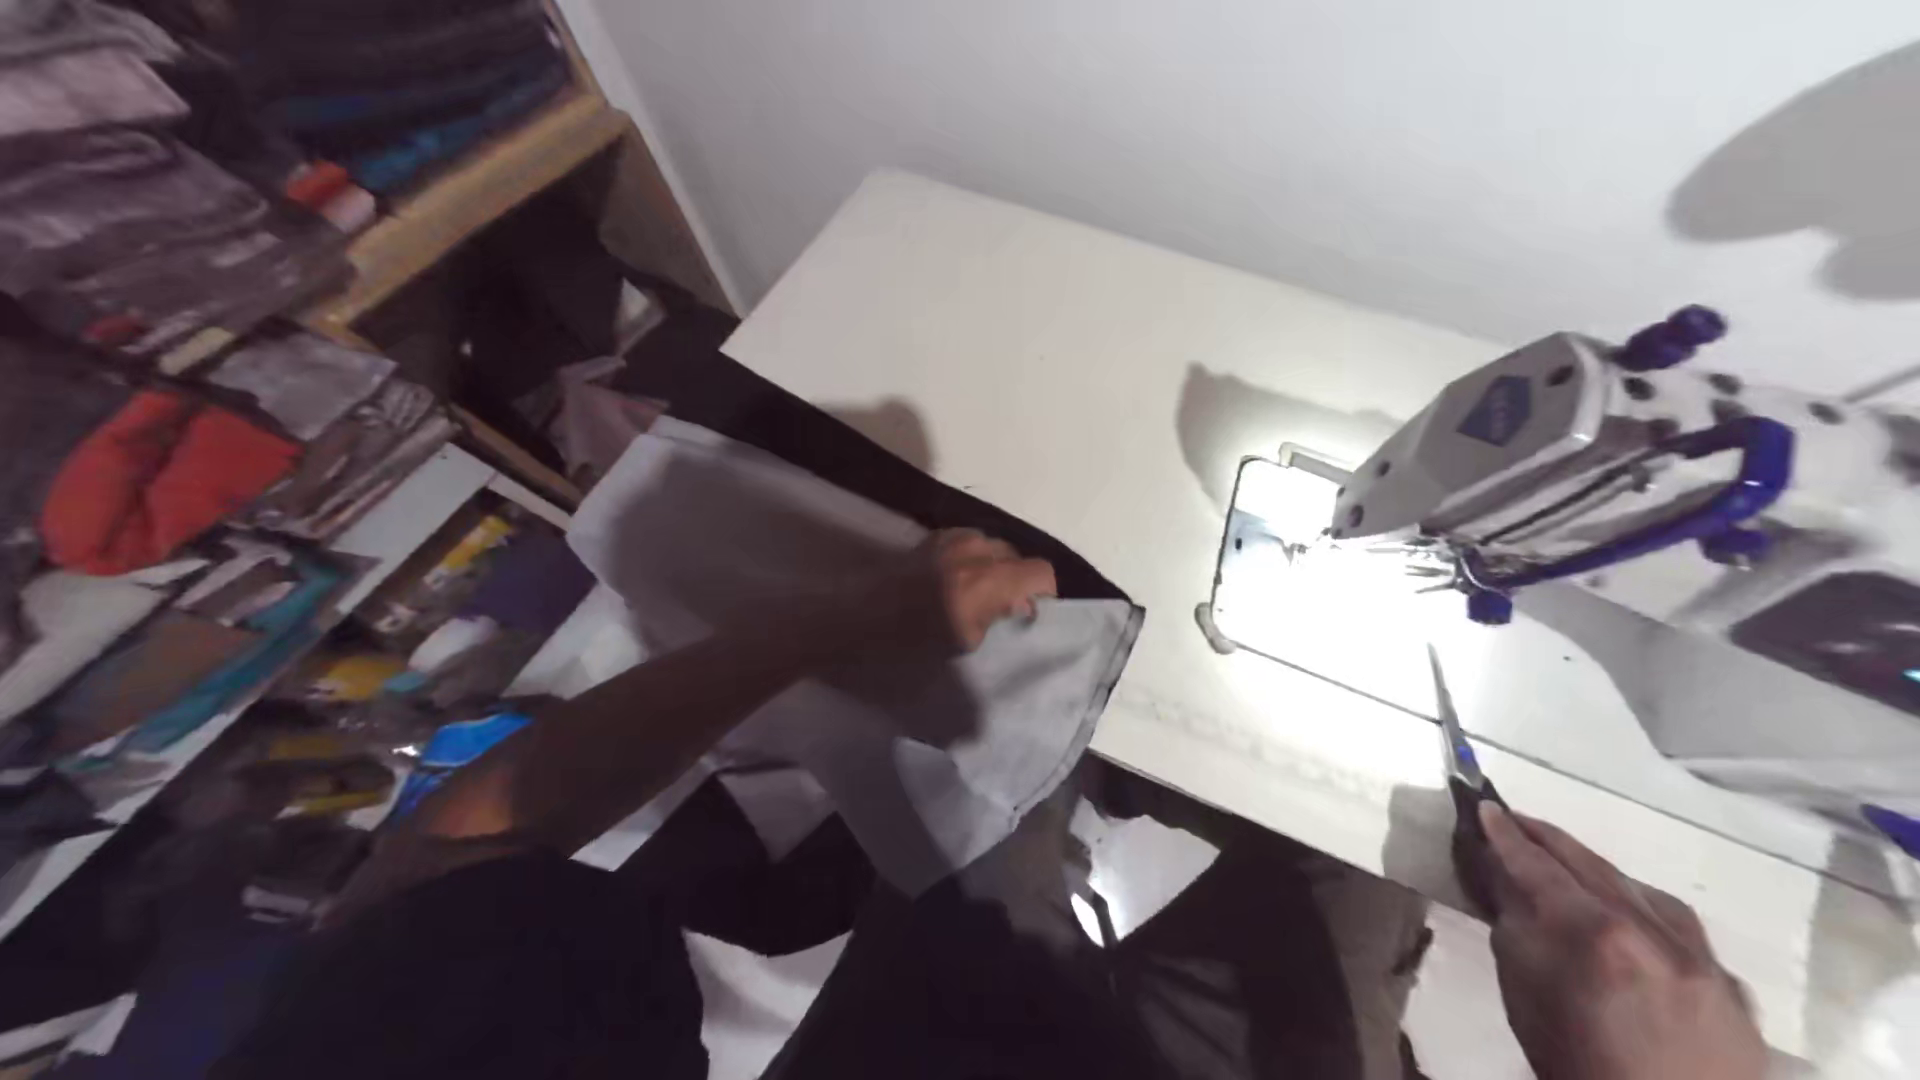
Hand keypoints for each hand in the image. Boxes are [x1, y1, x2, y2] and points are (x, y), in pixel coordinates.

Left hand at [873, 529, 1057, 650]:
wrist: (858, 619)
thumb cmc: (912, 642)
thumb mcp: (965, 641)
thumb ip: (1000, 618)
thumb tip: (1017, 606)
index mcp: (988, 580)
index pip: (1040, 571)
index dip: (1044, 592)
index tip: (1032, 611)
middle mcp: (976, 551)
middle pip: (1017, 556)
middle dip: (1016, 579)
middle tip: (1001, 607)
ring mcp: (953, 539)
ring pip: (992, 546)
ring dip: (992, 566)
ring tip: (974, 591)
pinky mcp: (934, 536)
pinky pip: (968, 541)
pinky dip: (971, 556)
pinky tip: (953, 577)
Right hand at [1479, 803, 1767, 1079]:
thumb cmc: (1567, 1051)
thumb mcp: (1519, 977)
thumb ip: (1513, 914)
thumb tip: (1504, 869)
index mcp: (1593, 932)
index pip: (1537, 864)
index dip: (1507, 834)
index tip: (1487, 806)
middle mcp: (1653, 933)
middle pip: (1590, 865)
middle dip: (1547, 838)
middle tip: (1515, 819)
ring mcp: (1702, 960)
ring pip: (1640, 889)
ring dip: (1595, 867)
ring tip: (1565, 860)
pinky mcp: (1732, 988)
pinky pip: (1682, 928)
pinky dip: (1642, 906)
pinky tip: (1625, 909)